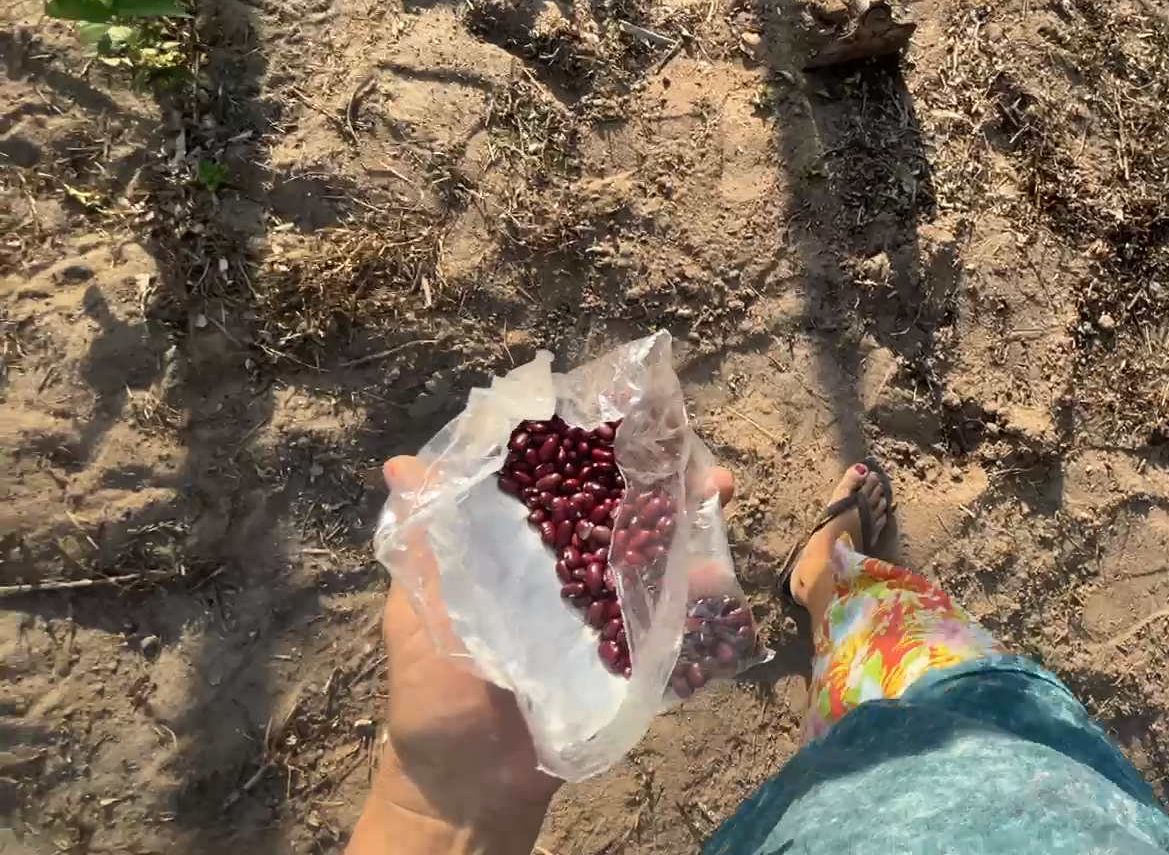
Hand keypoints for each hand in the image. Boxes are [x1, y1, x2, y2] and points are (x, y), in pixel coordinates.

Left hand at [349, 455, 734, 854]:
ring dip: (697, 521)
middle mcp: (582, 567)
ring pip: (663, 552)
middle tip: (703, 466)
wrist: (469, 791)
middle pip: (634, 512)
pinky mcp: (635, 647)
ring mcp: (614, 605)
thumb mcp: (422, 616)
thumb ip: (427, 548)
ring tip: (720, 497)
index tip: (644, 426)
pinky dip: (700, 591)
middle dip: (673, 481)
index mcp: (535, 550)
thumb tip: (399, 467)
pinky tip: (716, 576)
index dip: (613, 455)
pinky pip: (673, 612)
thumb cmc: (435, 697)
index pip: (579, 488)